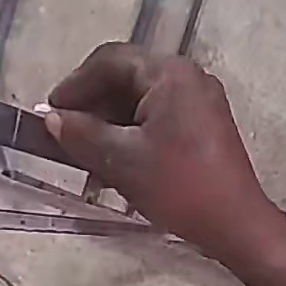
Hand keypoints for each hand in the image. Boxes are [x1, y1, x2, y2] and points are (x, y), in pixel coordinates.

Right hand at [45, 43, 285, 261]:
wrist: (235, 224)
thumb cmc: (179, 185)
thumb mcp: (121, 159)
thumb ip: (81, 133)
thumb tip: (53, 119)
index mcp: (170, 73)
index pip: (109, 61)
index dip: (74, 85)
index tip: (49, 113)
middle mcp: (189, 78)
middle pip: (127, 79)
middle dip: (93, 108)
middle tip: (66, 137)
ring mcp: (202, 102)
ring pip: (143, 103)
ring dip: (112, 127)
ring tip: (88, 159)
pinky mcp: (207, 127)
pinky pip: (161, 119)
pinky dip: (135, 136)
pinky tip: (117, 165)